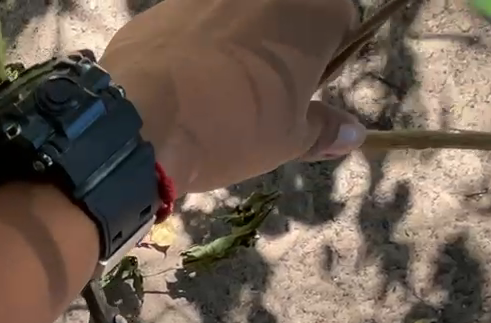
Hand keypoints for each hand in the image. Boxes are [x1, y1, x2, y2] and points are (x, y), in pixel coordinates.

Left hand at [100, 0, 362, 192]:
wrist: (138, 123)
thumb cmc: (226, 130)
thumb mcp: (283, 142)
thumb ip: (321, 130)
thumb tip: (351, 134)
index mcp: (318, 9)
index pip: (337, 28)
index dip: (314, 67)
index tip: (289, 100)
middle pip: (279, 19)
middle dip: (267, 53)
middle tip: (241, 102)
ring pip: (225, 23)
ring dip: (220, 51)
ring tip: (197, 99)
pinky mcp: (155, 11)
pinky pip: (176, 33)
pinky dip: (175, 56)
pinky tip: (162, 91)